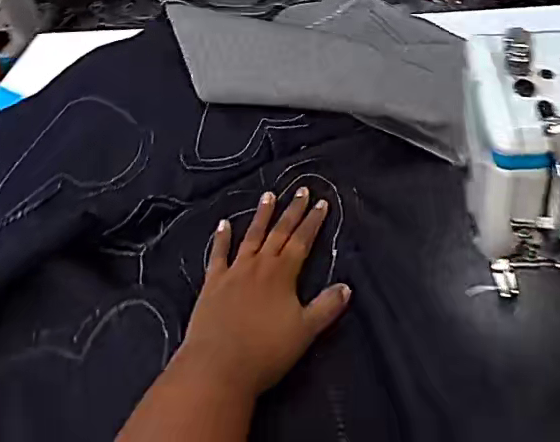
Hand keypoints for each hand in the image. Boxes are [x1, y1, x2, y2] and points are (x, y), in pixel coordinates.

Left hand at [171, 187, 349, 399]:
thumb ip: (326, 307)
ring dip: (262, 215)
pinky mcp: (212, 283)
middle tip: (301, 189)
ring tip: (269, 195)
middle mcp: (260, 264)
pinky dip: (221, 238)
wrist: (216, 368)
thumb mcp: (305, 331)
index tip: (322, 202)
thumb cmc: (265, 351)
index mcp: (283, 273)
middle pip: (280, 232)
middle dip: (293, 210)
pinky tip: (223, 224)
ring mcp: (234, 271)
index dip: (313, 221)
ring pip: (252, 236)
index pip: (302, 240)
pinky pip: (218, 255)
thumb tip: (347, 286)